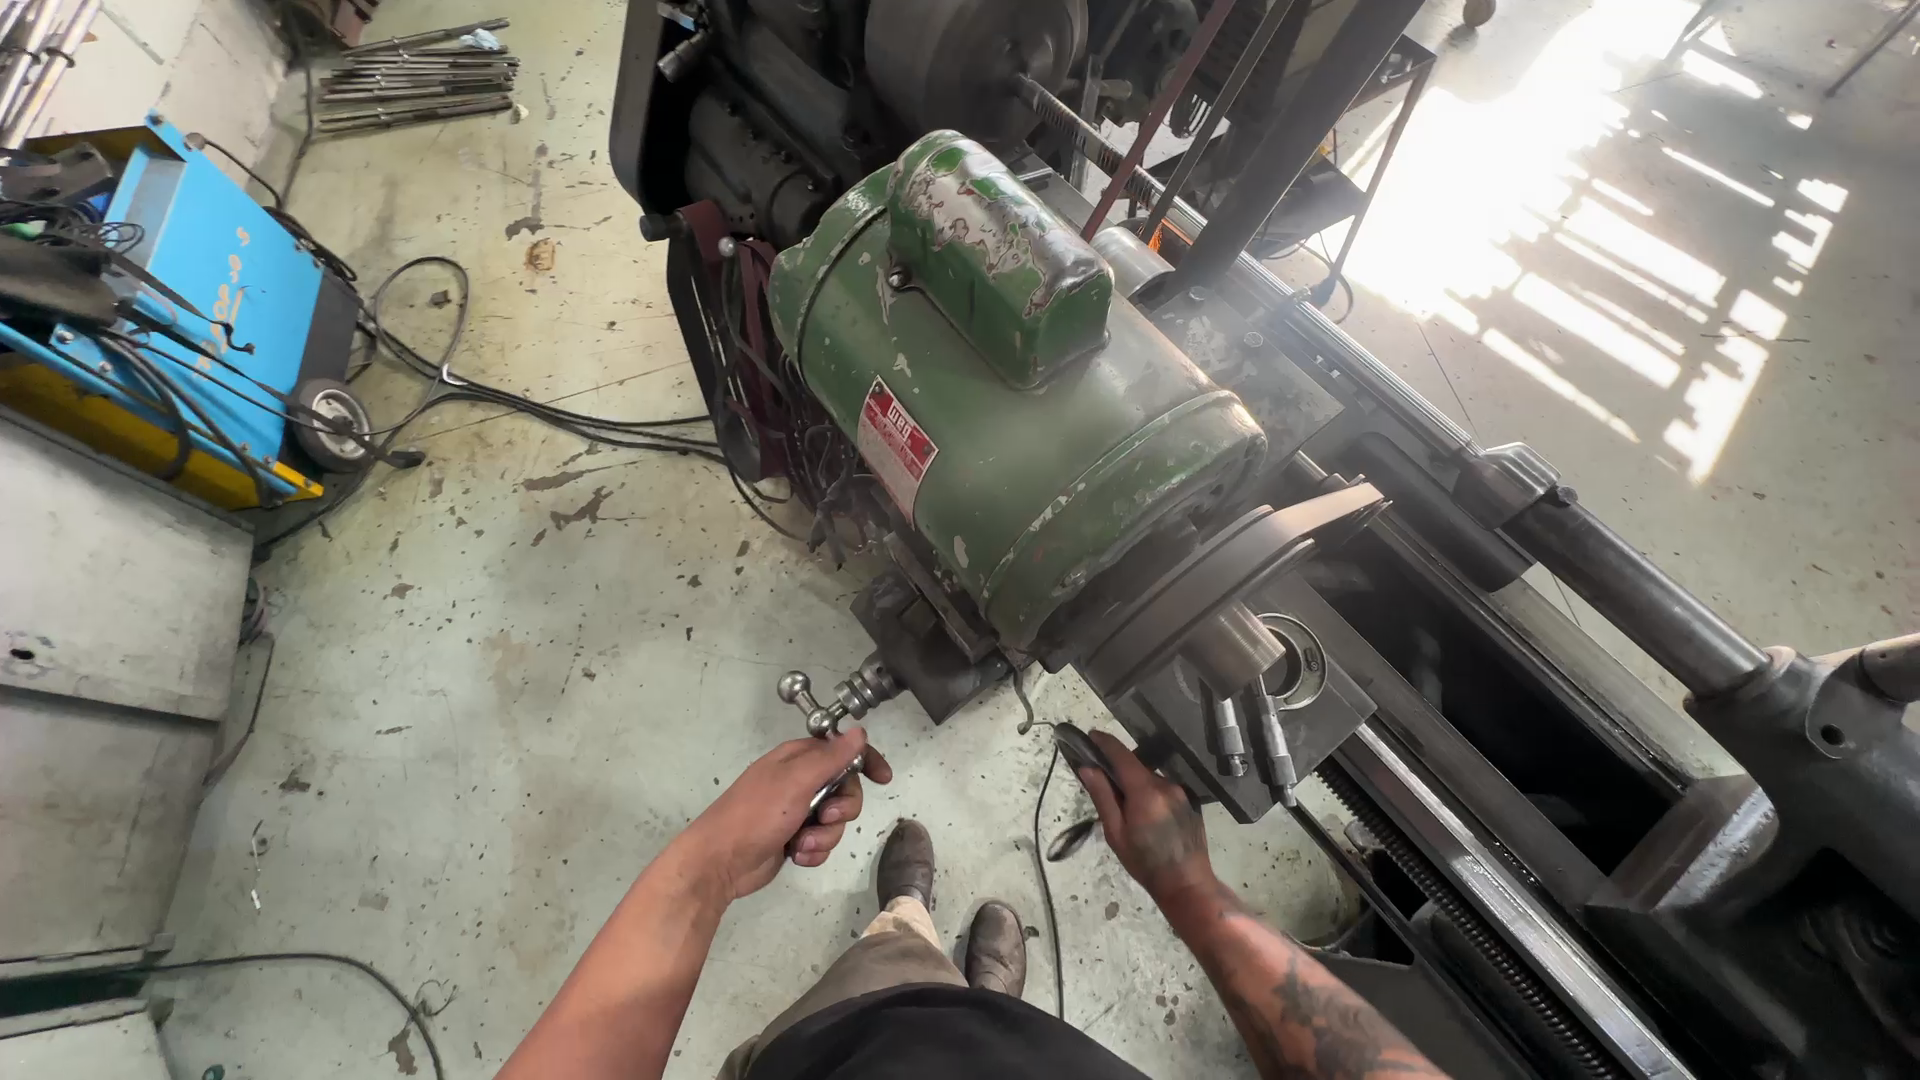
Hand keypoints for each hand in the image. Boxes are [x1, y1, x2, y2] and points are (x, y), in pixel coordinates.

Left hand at [679, 730, 892, 899]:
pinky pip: (822, 841)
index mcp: (798, 758)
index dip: (865, 761)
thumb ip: (831, 758)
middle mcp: (799, 780)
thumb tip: (859, 732)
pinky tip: (797, 856)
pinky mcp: (794, 838)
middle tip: (827, 817)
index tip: (883, 778)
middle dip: (842, 809)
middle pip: (845, 788)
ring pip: (836, 820)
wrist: (718, 863)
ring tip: (801, 844)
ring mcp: (797, 810)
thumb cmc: (755, 814)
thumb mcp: (796, 781)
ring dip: (825, 836)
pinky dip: (814, 850)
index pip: (842, 750)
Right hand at [1075, 729, 1215, 905]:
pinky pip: (1162, 788)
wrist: (1187, 885)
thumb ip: (1102, 796)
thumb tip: (1087, 768)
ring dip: (1135, 785)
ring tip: (1128, 812)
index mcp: (1145, 791)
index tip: (1091, 736)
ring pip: (1149, 778)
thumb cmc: (1145, 863)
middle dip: (1118, 772)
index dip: (1105, 743)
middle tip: (1104, 788)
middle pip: (1135, 767)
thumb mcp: (1115, 833)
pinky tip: (1147, 817)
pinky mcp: (1188, 800)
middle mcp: (1165, 784)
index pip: (1122, 755)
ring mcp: (1180, 791)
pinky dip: (1149, 794)